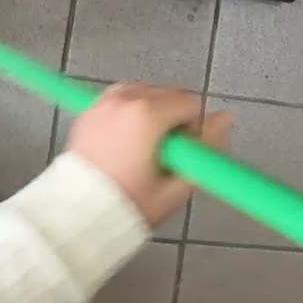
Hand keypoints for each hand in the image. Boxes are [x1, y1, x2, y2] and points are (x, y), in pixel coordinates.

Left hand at [66, 84, 231, 226]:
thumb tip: (227, 118)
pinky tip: (127, 138)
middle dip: (174, 118)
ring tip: (144, 147)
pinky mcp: (91, 108)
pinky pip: (123, 97)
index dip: (194, 129)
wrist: (76, 210)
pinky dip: (132, 110)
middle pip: (169, 93)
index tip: (182, 155)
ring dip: (154, 111)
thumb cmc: (127, 203)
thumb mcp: (175, 186)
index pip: (191, 104)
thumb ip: (205, 149)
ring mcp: (105, 100)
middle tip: (164, 155)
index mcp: (148, 113)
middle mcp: (126, 98)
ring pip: (146, 92)